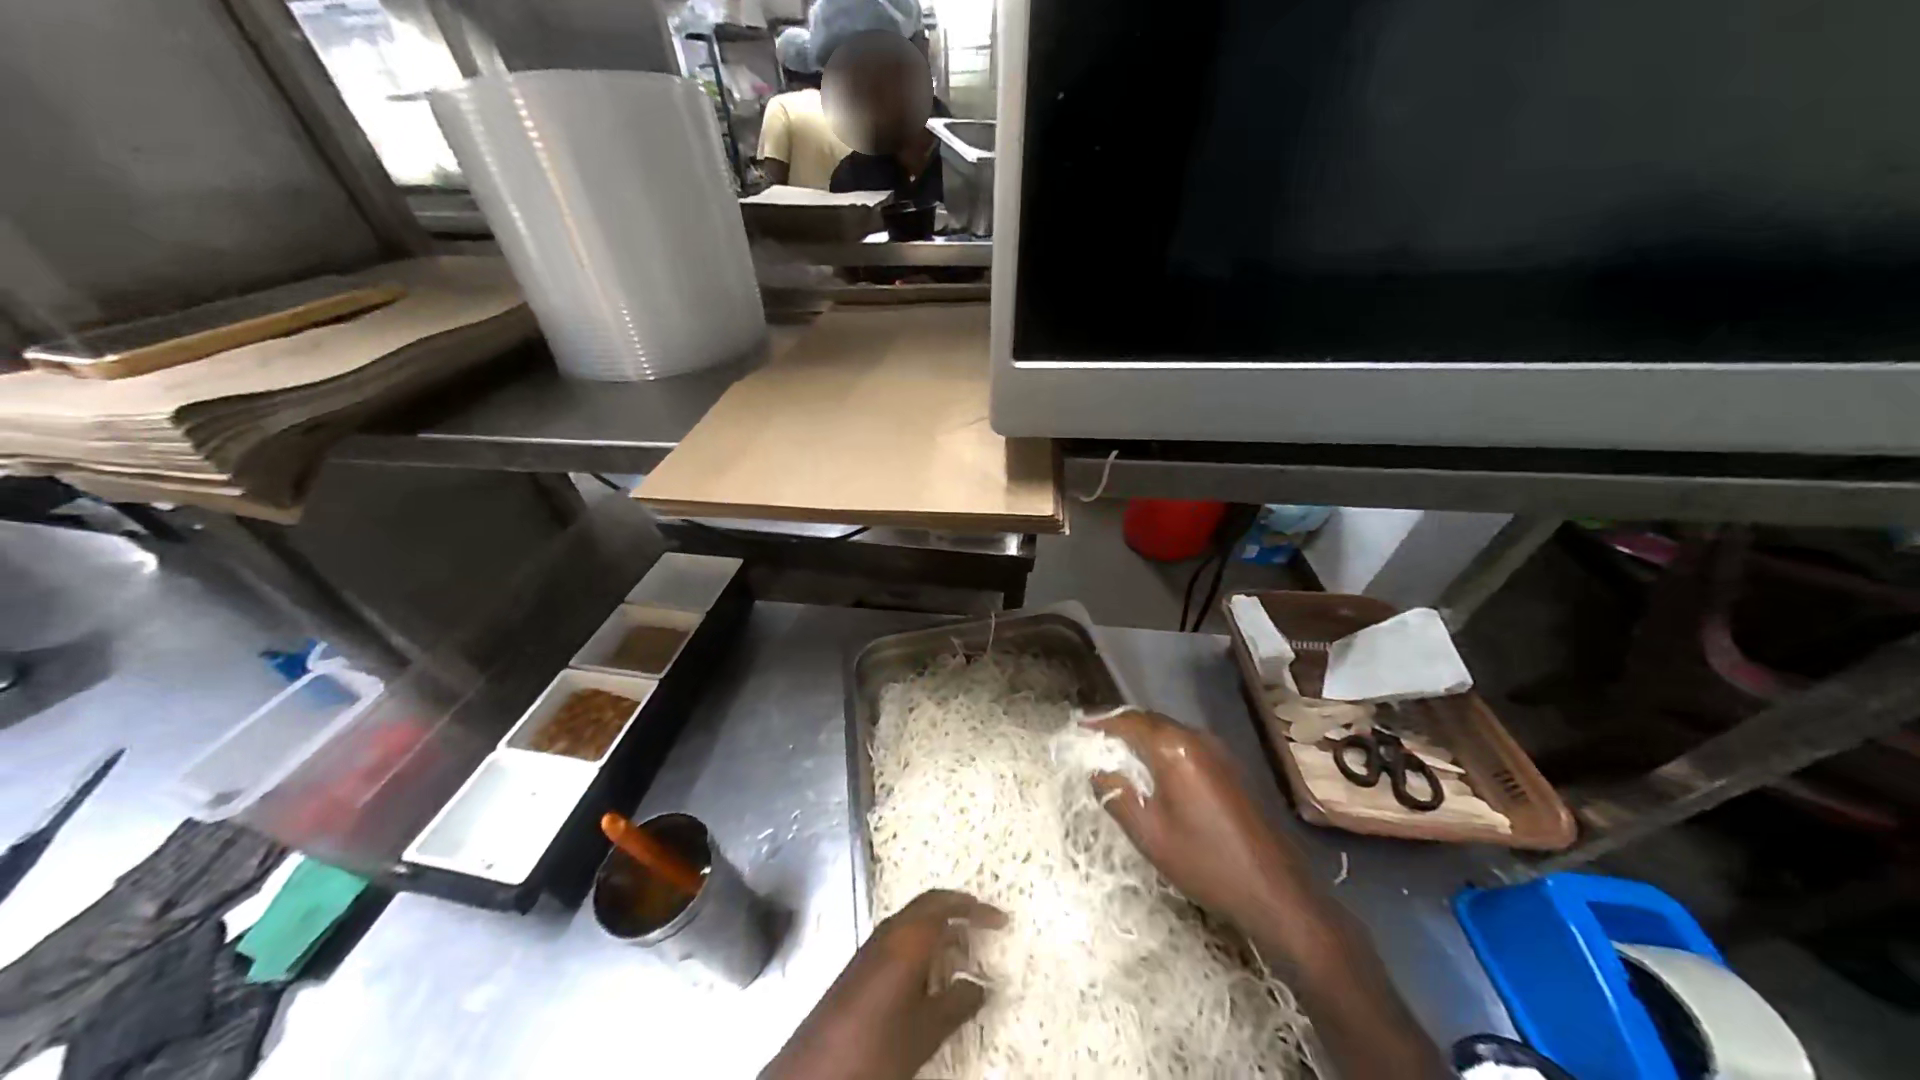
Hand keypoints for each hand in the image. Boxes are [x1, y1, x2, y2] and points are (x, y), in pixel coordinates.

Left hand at [762, 890, 1006, 1079]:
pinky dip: (921, 947)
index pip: (946, 904)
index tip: (1001, 921)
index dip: (975, 909)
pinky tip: (931, 978)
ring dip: (939, 932)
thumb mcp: (927, 1029)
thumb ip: (959, 1002)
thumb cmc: (878, 1044)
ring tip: (963, 959)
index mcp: (907, 937)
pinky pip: (899, 940)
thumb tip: (983, 984)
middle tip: (984, 929)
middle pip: (928, 905)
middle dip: (958, 912)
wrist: (817, 1070)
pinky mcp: (861, 965)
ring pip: (913, 924)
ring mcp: (871, 946)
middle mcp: (888, 931)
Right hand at [1086, 709, 1318, 935]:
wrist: (1273, 889)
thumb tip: (1096, 771)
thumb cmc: (1204, 861)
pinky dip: (1162, 748)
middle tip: (1094, 737)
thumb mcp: (1149, 833)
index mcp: (1175, 749)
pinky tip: (1151, 768)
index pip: (1130, 722)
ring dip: (1142, 736)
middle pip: (1151, 721)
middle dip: (1121, 725)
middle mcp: (1197, 739)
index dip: (1102, 723)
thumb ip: (1117, 795)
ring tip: (1116, 751)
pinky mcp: (1229, 766)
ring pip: (1169, 731)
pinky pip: (1185, 745)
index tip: (1079, 727)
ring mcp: (1218, 751)